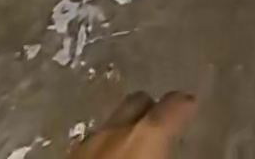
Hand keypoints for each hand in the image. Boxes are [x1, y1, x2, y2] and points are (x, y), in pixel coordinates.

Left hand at [68, 92, 196, 158]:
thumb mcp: (157, 153)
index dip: (186, 105)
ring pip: (109, 124)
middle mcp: (115, 129)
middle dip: (150, 108)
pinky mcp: (63, 157)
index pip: (176, 103)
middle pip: (138, 101)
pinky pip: (90, 145)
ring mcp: (84, 145)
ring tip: (132, 148)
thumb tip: (178, 140)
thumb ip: (172, 145)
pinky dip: (102, 149)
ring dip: (122, 130)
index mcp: (147, 131)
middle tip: (161, 125)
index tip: (191, 107)